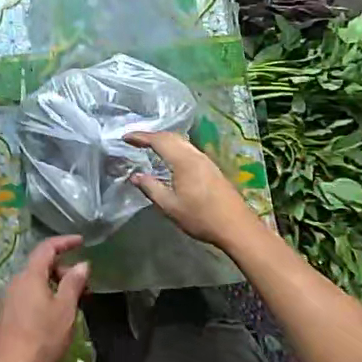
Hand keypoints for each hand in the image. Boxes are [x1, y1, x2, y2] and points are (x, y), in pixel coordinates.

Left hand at [0, 234, 89, 361]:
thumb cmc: (42, 338)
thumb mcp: (65, 309)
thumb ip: (73, 283)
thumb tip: (82, 264)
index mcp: (29, 276)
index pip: (47, 248)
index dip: (65, 242)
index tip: (81, 241)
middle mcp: (15, 283)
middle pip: (39, 265)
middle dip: (62, 268)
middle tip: (82, 283)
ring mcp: (7, 300)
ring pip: (34, 282)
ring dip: (54, 284)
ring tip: (71, 301)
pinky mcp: (5, 317)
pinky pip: (27, 296)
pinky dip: (43, 296)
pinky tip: (54, 315)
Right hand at [125, 131, 263, 248]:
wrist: (235, 225)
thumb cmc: (201, 217)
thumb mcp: (170, 206)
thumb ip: (151, 188)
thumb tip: (135, 176)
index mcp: (184, 161)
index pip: (158, 141)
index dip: (140, 137)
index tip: (125, 137)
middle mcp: (195, 155)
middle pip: (171, 137)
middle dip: (152, 135)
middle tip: (135, 140)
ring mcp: (206, 160)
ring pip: (181, 142)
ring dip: (164, 140)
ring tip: (149, 147)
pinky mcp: (212, 168)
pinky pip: (188, 149)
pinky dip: (174, 148)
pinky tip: (171, 158)